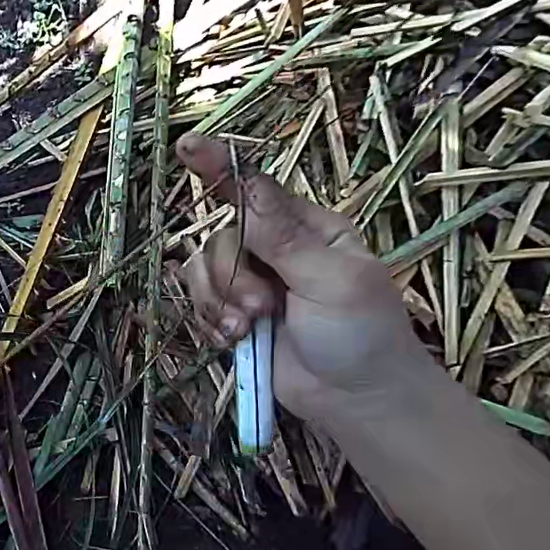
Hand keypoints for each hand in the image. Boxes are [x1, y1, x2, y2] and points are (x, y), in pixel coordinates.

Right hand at [175, 133, 427, 420]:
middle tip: (259, 308)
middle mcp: (273, 250)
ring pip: (203, 271)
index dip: (221, 167)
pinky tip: (233, 341)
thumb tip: (246, 187)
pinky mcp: (233, 316)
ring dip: (219, 302)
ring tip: (247, 329)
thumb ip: (283, 237)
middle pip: (220, 238)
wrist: (356, 402)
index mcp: (307, 229)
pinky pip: (198, 304)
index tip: (188, 147)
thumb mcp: (331, 280)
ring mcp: (250, 284)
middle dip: (230, 275)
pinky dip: (210, 321)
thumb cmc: (362, 334)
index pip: (257, 190)